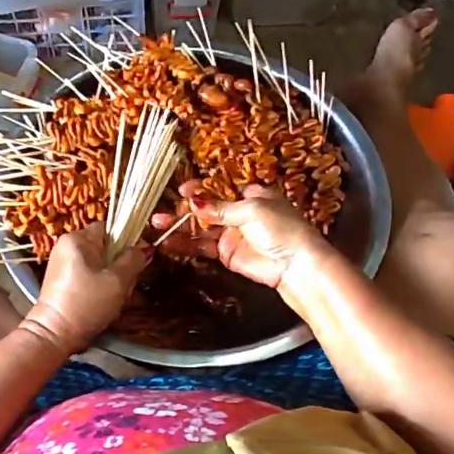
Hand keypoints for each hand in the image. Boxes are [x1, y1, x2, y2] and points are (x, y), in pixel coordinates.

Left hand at [22, 223, 148, 352]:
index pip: (109, 228)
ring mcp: (63, 264)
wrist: (55, 333)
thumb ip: (133, 260)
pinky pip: (88, 277)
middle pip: (105, 248)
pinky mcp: (62, 282)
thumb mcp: (118, 281)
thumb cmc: (87, 302)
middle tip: (126, 286)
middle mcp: (67, 246)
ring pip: (99, 265)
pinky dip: (99, 287)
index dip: (126, 241)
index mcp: (77, 239)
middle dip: (120, 266)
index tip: (136, 260)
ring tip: (117, 299)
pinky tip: (104, 304)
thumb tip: (142, 248)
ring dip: (112, 280)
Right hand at [151, 182, 334, 291]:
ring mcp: (229, 234)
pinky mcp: (225, 253)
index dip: (200, 188)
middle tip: (162, 212)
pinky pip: (201, 247)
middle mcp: (237, 212)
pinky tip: (168, 242)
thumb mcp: (252, 210)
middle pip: (204, 208)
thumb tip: (193, 203)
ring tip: (158, 225)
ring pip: (199, 228)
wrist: (295, 265)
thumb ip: (220, 208)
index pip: (218, 188)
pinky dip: (185, 245)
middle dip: (183, 209)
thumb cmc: (282, 228)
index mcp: (249, 195)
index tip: (182, 189)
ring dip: (179, 227)